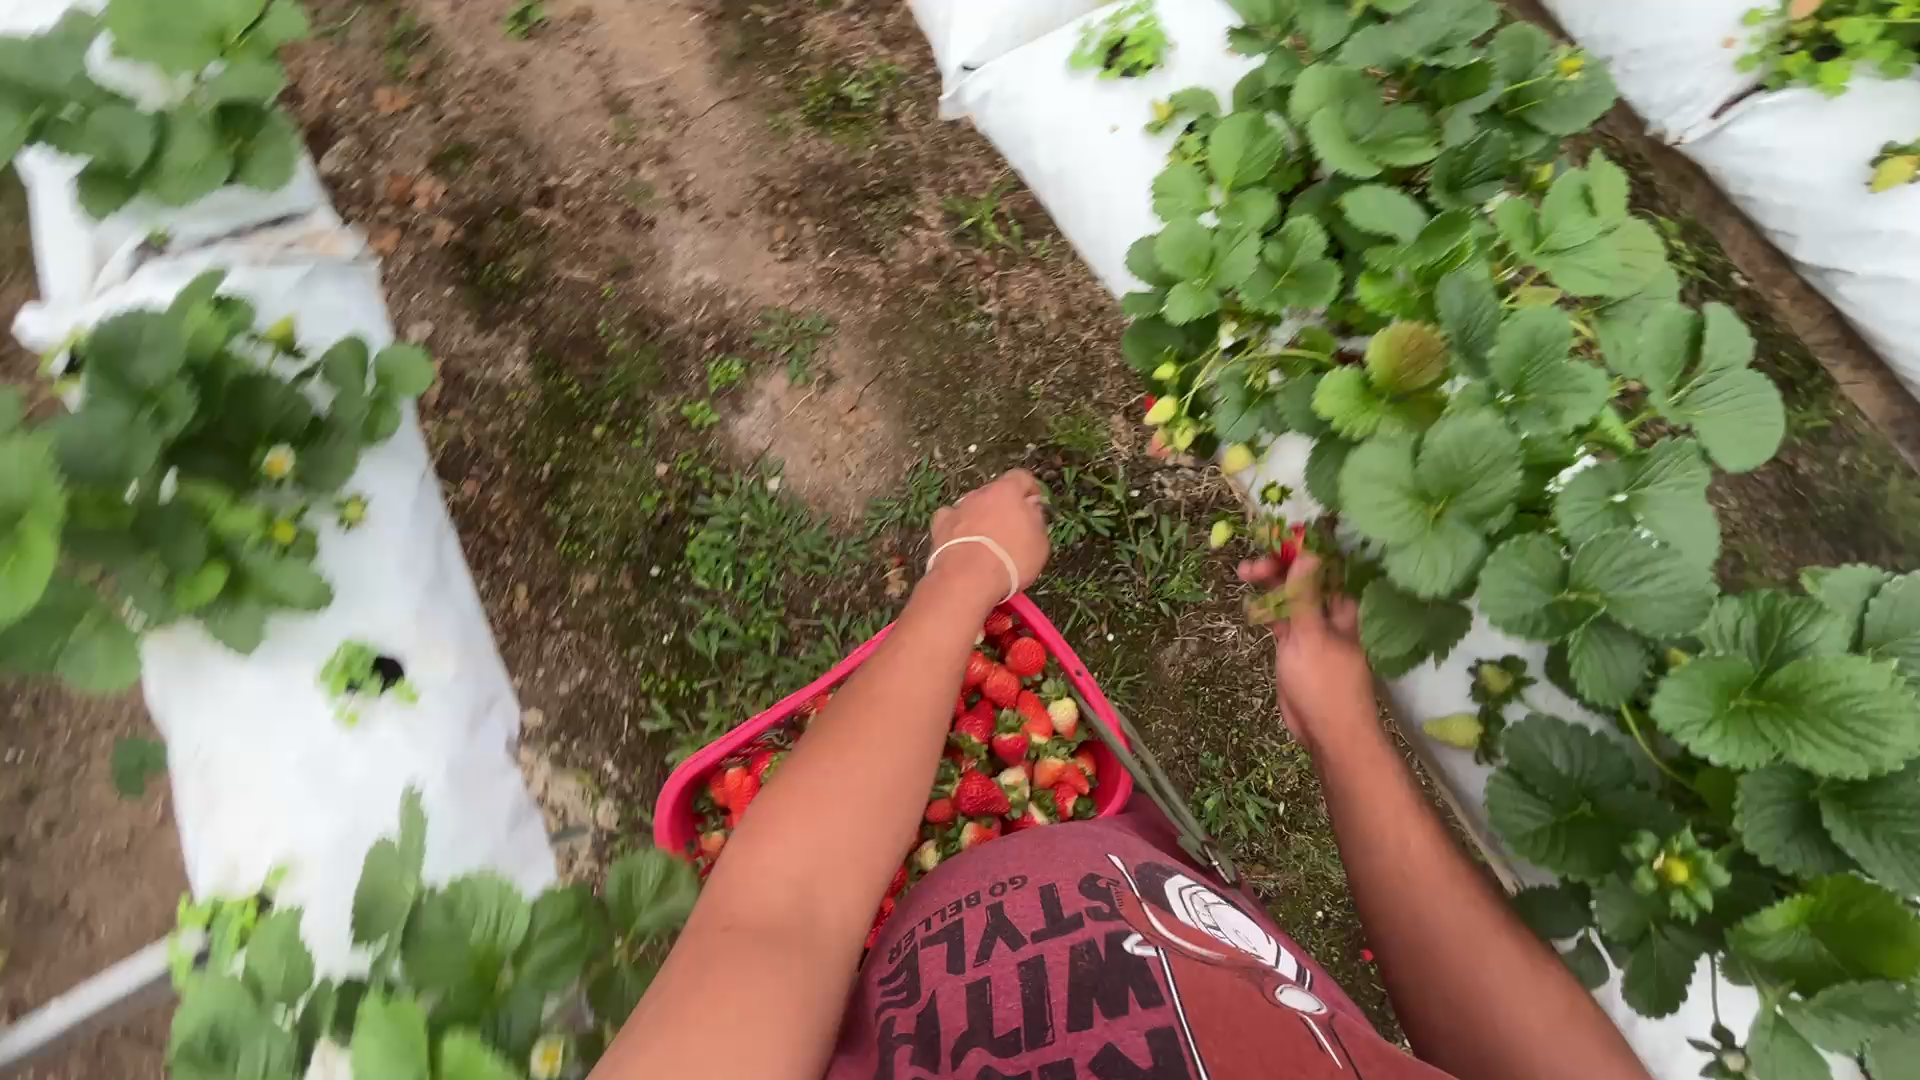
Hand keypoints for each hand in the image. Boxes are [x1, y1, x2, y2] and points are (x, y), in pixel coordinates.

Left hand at [928, 469, 1050, 601]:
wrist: (968, 579)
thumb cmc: (1011, 560)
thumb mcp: (1040, 543)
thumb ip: (1037, 519)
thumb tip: (1031, 507)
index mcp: (1007, 491)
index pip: (1021, 477)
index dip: (1030, 489)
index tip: (1035, 504)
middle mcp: (980, 494)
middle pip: (995, 492)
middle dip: (1004, 506)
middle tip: (1013, 528)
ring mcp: (957, 509)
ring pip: (973, 506)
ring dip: (980, 516)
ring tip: (987, 540)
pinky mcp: (940, 526)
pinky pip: (951, 520)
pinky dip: (957, 527)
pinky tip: (962, 540)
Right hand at [1238, 551, 1378, 755]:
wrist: (1326, 731)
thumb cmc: (1325, 683)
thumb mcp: (1311, 635)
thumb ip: (1304, 595)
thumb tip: (1307, 553)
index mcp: (1342, 607)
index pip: (1323, 566)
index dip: (1300, 550)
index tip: (1273, 539)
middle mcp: (1328, 612)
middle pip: (1302, 578)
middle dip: (1278, 566)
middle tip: (1251, 565)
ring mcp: (1311, 629)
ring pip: (1288, 597)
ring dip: (1268, 584)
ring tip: (1244, 573)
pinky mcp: (1295, 645)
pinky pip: (1280, 618)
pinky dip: (1266, 607)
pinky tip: (1252, 602)